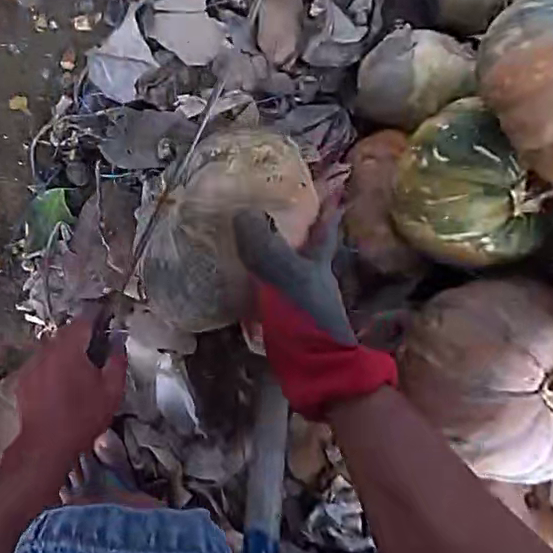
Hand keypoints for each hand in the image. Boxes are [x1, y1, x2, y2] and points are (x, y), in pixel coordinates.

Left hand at [3, 309, 126, 473]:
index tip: (106, 327)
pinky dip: (51, 370)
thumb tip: (118, 347)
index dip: (97, 322)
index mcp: (69, 348)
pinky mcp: (23, 381)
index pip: (83, 321)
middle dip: (81, 340)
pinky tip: (60, 387)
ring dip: (64, 355)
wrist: (47, 445)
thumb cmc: (82, 417)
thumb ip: (117, 363)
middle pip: (65, 334)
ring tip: (77, 374)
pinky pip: (41, 366)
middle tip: (95, 354)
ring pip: (51, 350)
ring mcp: (31, 365)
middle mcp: (46, 351)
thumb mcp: (111, 391)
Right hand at [234, 209, 397, 419]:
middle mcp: (308, 274)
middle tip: (256, 202)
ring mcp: (293, 296)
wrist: (316, 372)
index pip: (323, 224)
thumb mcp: (287, 279)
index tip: (322, 180)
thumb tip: (243, 212)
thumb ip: (266, 248)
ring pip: (276, 263)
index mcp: (316, 261)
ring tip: (234, 232)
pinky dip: (247, 278)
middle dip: (282, 223)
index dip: (324, 203)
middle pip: (296, 241)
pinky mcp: (278, 315)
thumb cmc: (308, 320)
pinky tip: (229, 274)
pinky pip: (260, 287)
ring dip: (259, 249)